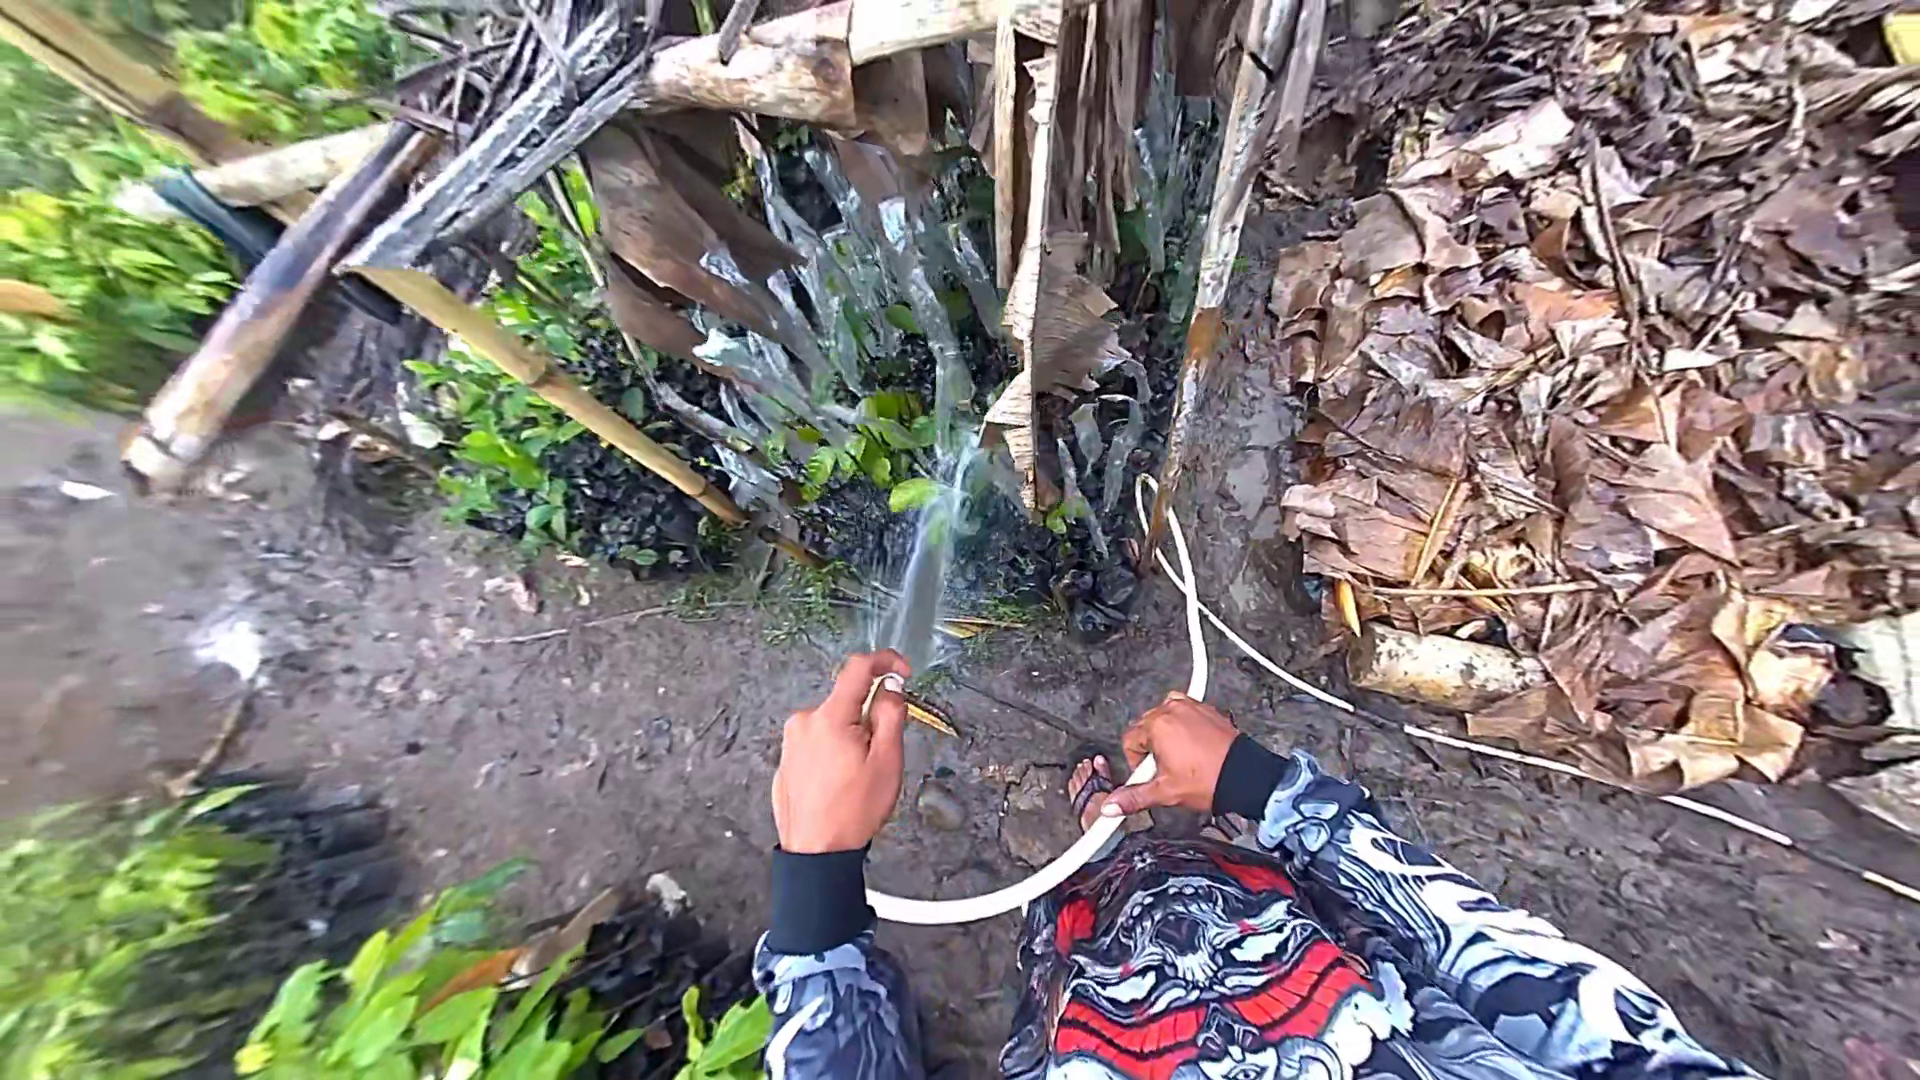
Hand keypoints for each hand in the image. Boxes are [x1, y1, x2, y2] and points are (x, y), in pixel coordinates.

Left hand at [772, 650, 911, 852]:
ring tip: (857, 773)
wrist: (816, 854)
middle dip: (869, 715)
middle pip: (847, 699)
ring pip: (834, 721)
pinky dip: (834, 750)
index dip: (886, 661)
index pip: (858, 667)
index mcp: (831, 717)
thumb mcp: (887, 760)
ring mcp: (792, 740)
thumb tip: (889, 687)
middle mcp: (805, 721)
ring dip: (851, 735)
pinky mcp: (787, 757)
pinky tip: (840, 781)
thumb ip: (891, 714)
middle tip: (880, 750)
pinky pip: (818, 739)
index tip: (902, 671)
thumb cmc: (853, 811)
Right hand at [1100, 691, 1239, 817]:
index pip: (1129, 740)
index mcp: (1157, 726)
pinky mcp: (1205, 709)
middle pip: (1145, 728)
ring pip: (1163, 717)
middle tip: (1167, 769)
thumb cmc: (1211, 781)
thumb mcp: (1166, 793)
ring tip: (1180, 757)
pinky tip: (1192, 744)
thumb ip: (1135, 797)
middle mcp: (1171, 709)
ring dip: (1166, 734)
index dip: (1136, 762)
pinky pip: (1184, 712)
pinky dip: (1183, 724)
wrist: (1247, 777)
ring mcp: (1189, 707)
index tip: (1149, 774)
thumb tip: (1112, 805)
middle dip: (1151, 748)